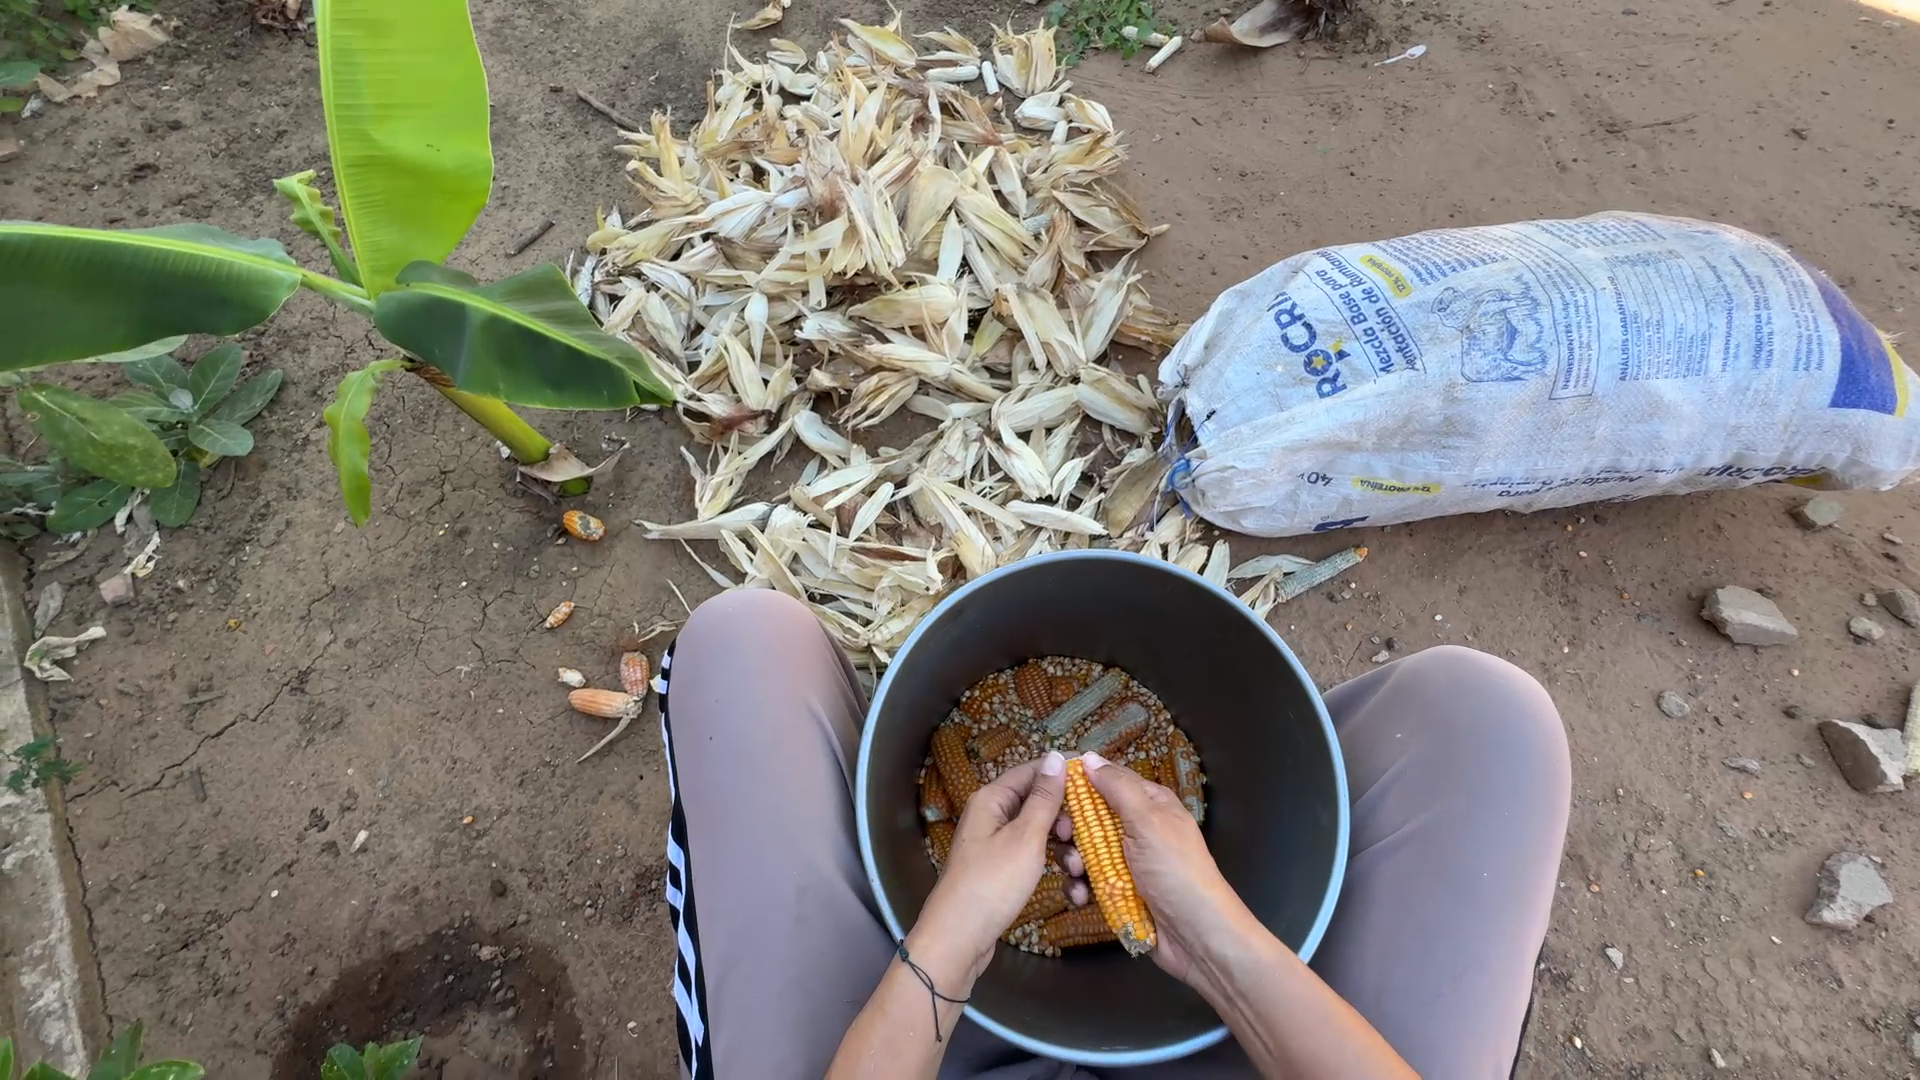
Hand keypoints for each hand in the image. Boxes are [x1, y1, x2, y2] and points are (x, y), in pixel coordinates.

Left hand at [911, 750, 1067, 980]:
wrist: (958, 940)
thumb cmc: (992, 883)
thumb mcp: (1025, 838)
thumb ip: (1044, 798)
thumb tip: (1057, 756)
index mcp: (993, 798)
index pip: (1032, 771)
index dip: (1062, 773)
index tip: (1095, 780)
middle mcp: (992, 815)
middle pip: (1037, 802)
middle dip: (1065, 818)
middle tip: (1082, 835)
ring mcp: (995, 843)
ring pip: (1039, 832)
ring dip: (1062, 847)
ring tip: (1077, 869)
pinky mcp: (1001, 869)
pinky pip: (1032, 856)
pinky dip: (1051, 866)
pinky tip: (1071, 887)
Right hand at [1059, 752, 1265, 996]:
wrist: (1198, 939)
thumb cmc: (1177, 872)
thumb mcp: (1148, 822)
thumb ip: (1117, 788)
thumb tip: (1088, 757)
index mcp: (1149, 803)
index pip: (1107, 780)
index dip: (1080, 784)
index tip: (1054, 793)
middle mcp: (1136, 828)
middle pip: (1090, 816)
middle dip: (1072, 828)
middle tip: (1064, 837)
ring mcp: (1126, 862)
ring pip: (1084, 850)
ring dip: (1073, 860)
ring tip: (1077, 873)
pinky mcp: (1118, 892)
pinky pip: (1088, 881)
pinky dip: (1080, 888)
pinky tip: (1080, 896)